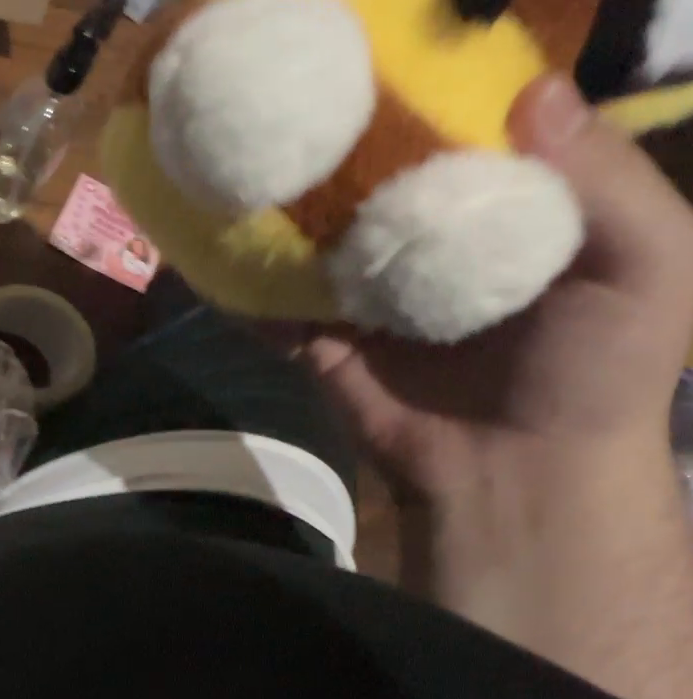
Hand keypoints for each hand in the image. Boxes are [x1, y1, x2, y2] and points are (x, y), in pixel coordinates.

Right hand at [297, 75, 692, 698]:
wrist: (512, 471)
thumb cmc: (598, 366)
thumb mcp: (646, 263)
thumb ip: (598, 184)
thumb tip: (529, 92)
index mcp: (512, 219)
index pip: (470, 147)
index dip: (441, 105)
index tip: (392, 65)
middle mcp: (432, 248)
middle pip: (380, 191)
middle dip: (344, 155)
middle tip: (298, 108)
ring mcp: (368, 297)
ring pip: (320, 245)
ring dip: (284, 215)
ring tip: (244, 168)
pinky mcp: (320, 342)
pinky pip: (278, 309)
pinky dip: (247, 288)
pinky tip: (215, 252)